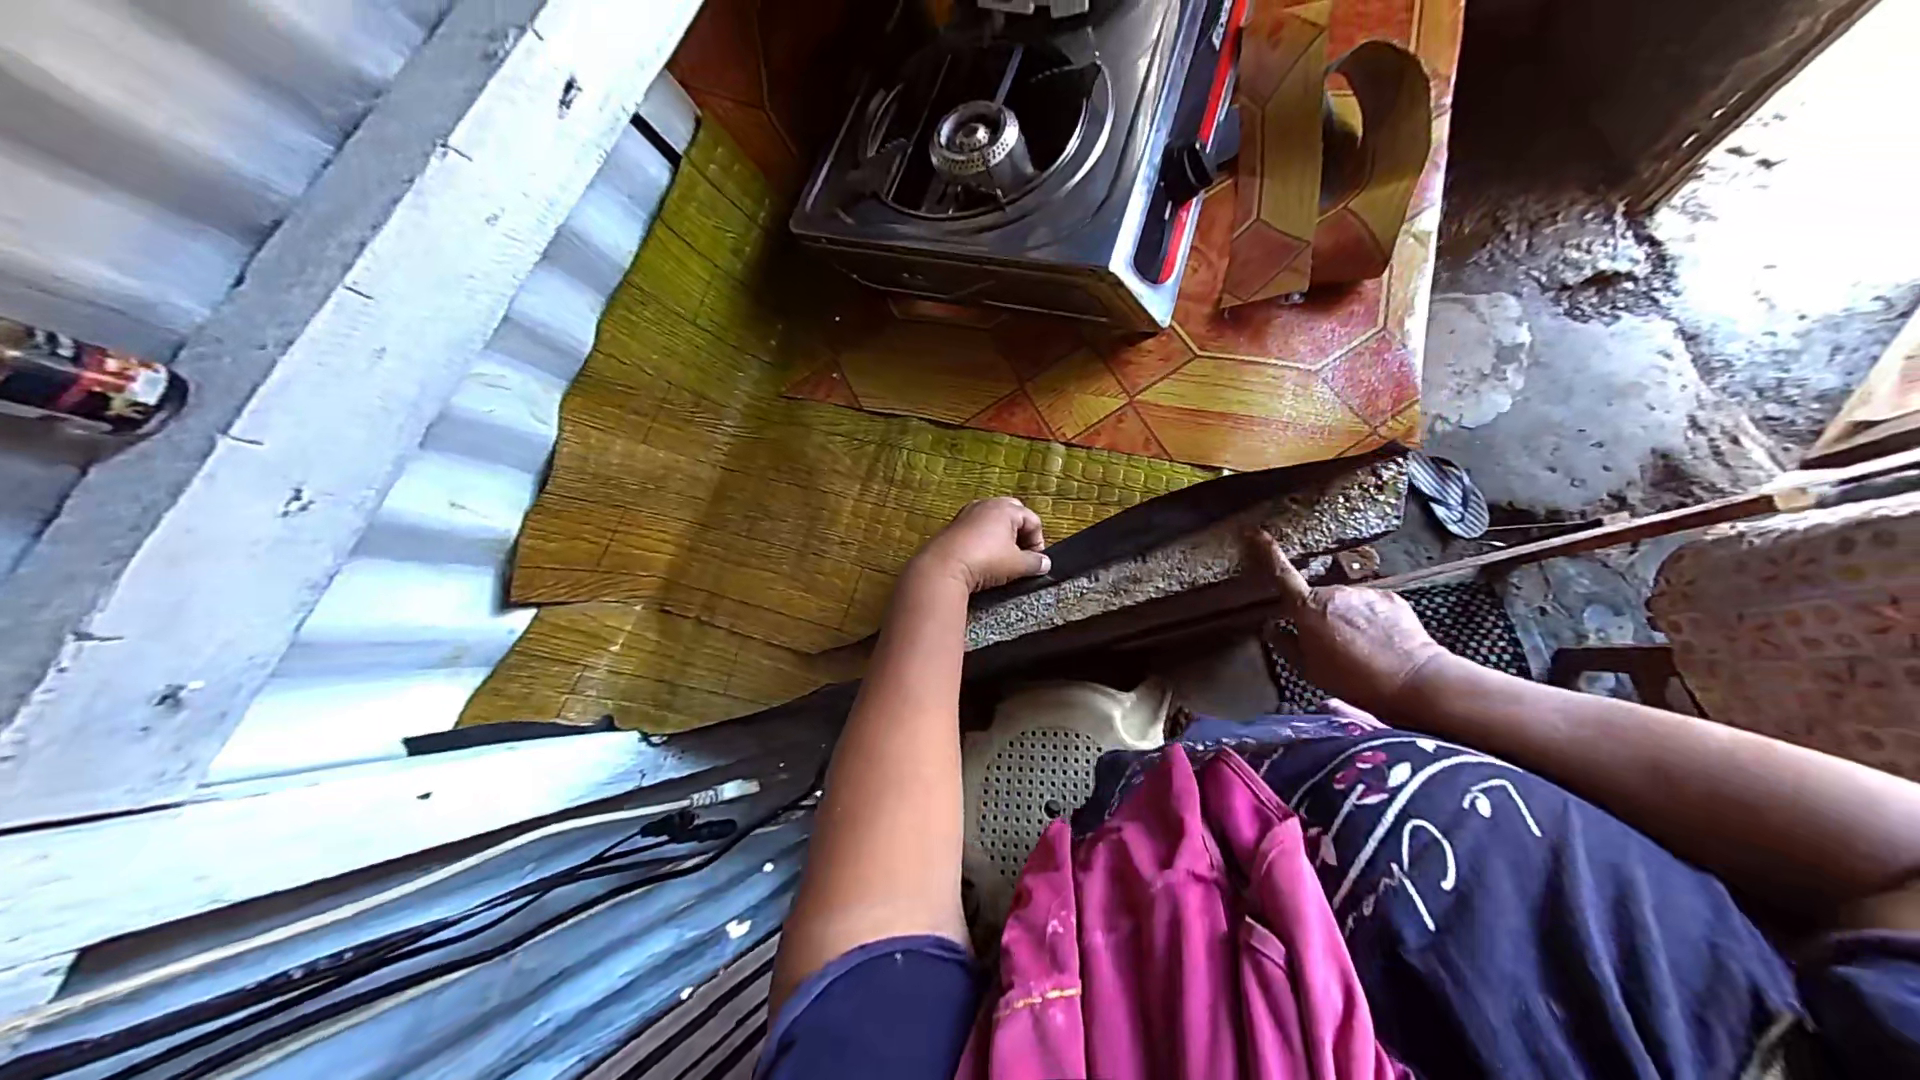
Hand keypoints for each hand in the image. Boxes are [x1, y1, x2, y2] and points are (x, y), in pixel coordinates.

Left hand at [910, 497, 1051, 592]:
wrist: (943, 568)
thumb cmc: (984, 560)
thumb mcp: (1016, 565)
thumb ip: (1034, 563)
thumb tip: (1044, 563)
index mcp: (1006, 508)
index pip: (1033, 520)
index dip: (1038, 542)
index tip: (1035, 562)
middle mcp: (986, 505)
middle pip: (1012, 515)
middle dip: (1020, 535)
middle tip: (1020, 556)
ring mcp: (967, 514)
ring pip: (992, 522)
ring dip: (1001, 538)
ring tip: (1001, 560)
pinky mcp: (952, 527)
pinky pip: (975, 530)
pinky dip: (983, 541)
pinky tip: (981, 560)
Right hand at [1241, 529, 1452, 713]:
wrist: (1412, 680)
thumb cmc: (1353, 679)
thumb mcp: (1308, 670)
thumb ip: (1285, 644)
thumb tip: (1272, 627)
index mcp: (1307, 608)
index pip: (1281, 573)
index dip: (1267, 551)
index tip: (1256, 533)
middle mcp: (1334, 592)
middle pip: (1317, 598)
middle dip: (1318, 615)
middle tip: (1329, 645)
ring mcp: (1364, 593)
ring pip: (1345, 602)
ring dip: (1346, 619)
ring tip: (1359, 649)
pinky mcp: (1390, 598)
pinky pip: (1370, 606)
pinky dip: (1370, 621)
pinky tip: (1380, 643)